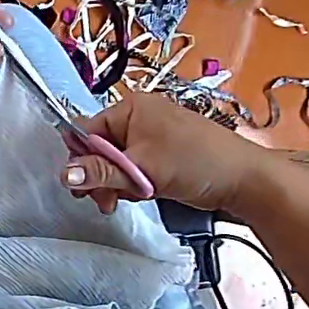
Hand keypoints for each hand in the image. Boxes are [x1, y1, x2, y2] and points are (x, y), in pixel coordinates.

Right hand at [64, 92, 275, 212]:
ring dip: (116, 184)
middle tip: (106, 200)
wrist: (244, 180)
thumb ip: (101, 172)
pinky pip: (133, 169)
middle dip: (99, 176)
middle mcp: (138, 118)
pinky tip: (143, 194)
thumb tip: (65, 174)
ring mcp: (150, 137)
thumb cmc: (197, 162)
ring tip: (129, 198)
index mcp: (131, 108)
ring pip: (115, 163)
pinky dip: (132, 184)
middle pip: (99, 149)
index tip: (83, 185)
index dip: (81, 159)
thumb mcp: (143, 168)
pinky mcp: (160, 155)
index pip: (87, 130)